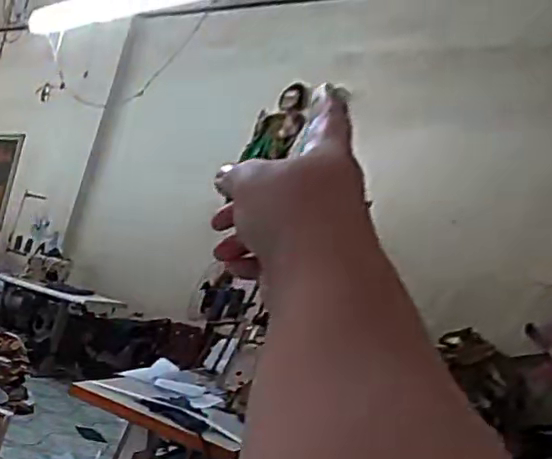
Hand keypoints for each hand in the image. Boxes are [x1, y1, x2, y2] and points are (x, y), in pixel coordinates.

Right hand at [211, 86, 370, 280]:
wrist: (314, 273)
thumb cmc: (292, 214)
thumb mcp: (252, 182)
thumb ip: (238, 175)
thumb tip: (228, 176)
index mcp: (324, 155)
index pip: (326, 121)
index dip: (322, 106)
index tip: (324, 92)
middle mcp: (329, 190)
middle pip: (287, 185)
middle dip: (251, 197)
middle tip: (226, 204)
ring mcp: (320, 229)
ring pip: (276, 224)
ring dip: (244, 234)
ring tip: (222, 246)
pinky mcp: (307, 263)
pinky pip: (275, 255)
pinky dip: (252, 258)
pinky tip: (234, 265)